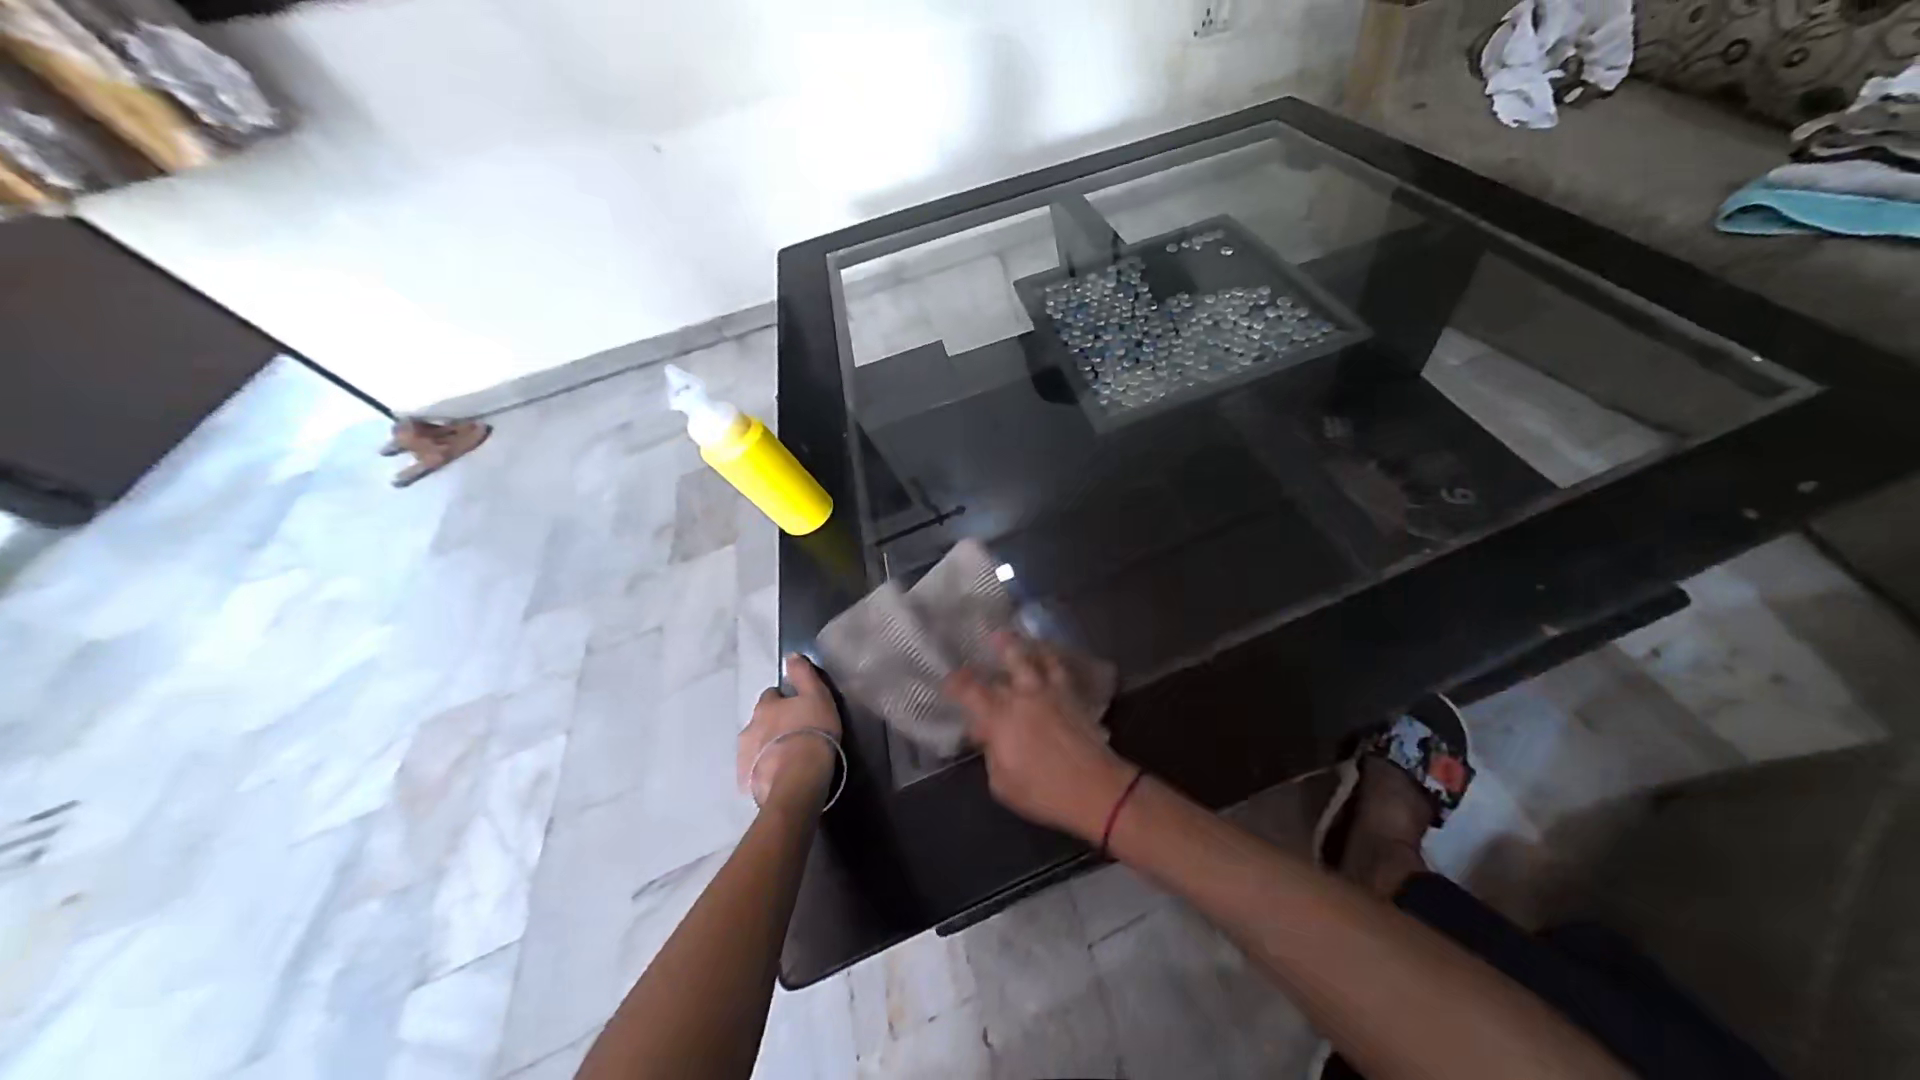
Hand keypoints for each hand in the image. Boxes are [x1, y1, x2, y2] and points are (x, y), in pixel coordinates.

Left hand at [738, 653, 841, 809]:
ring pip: (754, 745)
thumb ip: (803, 675)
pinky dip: (762, 770)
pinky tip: (777, 775)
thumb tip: (791, 656)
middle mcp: (749, 728)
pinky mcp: (746, 780)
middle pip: (759, 721)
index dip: (783, 700)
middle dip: (771, 724)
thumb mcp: (817, 696)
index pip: (770, 695)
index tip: (796, 708)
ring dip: (766, 747)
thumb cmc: (813, 732)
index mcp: (766, 706)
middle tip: (792, 733)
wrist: (799, 779)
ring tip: (786, 757)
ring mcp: (744, 755)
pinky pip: (753, 771)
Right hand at [944, 633, 1135, 842]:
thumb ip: (991, 754)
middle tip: (984, 645)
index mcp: (1000, 718)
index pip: (969, 690)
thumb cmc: (1044, 792)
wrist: (1095, 789)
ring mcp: (1050, 692)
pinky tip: (1045, 656)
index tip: (949, 682)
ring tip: (1008, 636)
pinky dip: (1048, 658)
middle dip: (991, 652)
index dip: (955, 682)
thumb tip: (989, 736)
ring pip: (1034, 657)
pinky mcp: (1073, 696)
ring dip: (1018, 645)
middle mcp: (1023, 696)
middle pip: (1005, 663)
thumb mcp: (1002, 783)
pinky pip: (1059, 668)